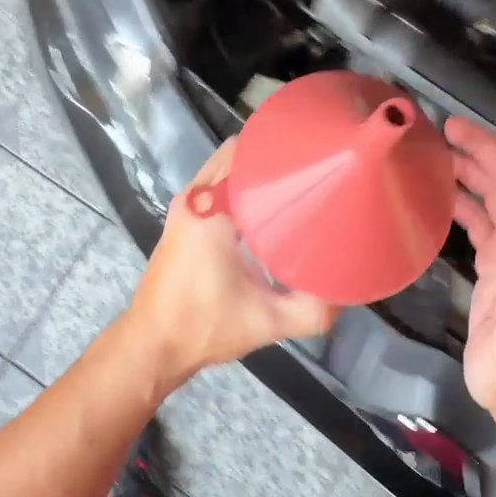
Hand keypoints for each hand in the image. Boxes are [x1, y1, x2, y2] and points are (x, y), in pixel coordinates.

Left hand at [122, 138, 338, 386]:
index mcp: (210, 209)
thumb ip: (311, 310)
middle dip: (269, 158)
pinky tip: (266, 209)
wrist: (151, 346)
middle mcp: (194, 198)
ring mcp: (184, 207)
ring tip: (292, 187)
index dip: (277, 149)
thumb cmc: (203, 327)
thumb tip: (344, 291)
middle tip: (309, 172)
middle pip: (235, 155)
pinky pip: (214, 187)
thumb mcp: (266, 323)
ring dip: (253, 174)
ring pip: (223, 170)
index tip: (311, 157)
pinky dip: (238, 188)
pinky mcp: (182, 220)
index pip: (243, 152)